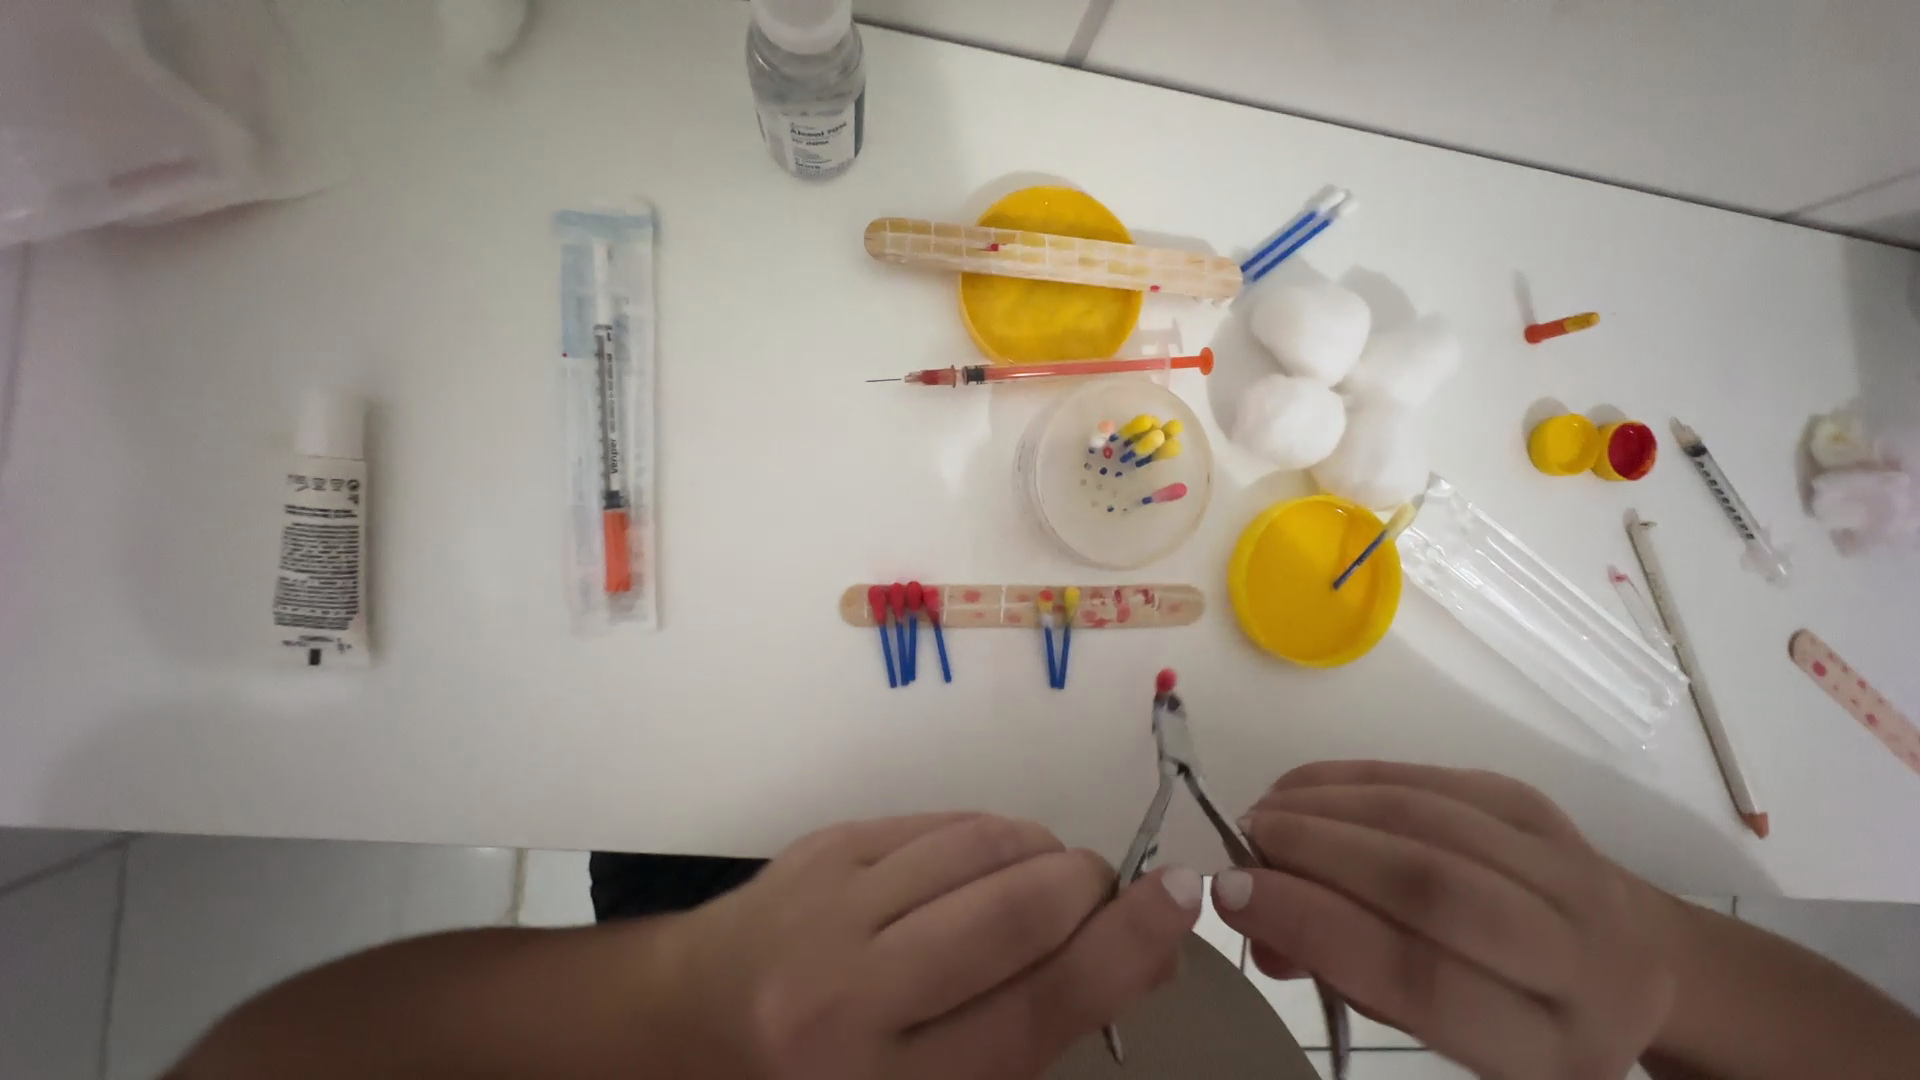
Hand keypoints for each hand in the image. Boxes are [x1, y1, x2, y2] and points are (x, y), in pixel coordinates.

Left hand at [660, 812, 1201, 1078]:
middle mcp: (855, 994)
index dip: (1126, 949)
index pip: (1036, 1007)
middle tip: (1103, 891)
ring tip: (1045, 874)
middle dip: (1088, 887)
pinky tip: (985, 859)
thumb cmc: (829, 1075)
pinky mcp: (825, 846)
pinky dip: (988, 834)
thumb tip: (1132, 950)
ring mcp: (834, 905)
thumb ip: (1029, 1023)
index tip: (1180, 899)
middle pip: (1017, 911)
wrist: (699, 1018)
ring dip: (1041, 851)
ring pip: (983, 847)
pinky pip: (939, 821)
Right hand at [1212, 762, 1677, 1079]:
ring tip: (1263, 814)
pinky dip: (1343, 778)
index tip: (1233, 894)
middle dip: (1314, 852)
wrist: (1618, 958)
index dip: (1314, 925)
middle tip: (1244, 841)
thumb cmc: (1506, 1010)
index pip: (1421, 977)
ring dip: (1321, 806)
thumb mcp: (1435, 1033)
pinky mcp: (1530, 802)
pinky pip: (1420, 776)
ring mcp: (1561, 863)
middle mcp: (1577, 955)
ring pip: (1422, 816)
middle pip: (1428, 883)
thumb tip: (1251, 916)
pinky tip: (1298, 789)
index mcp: (1549, 1046)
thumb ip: (1344, 976)